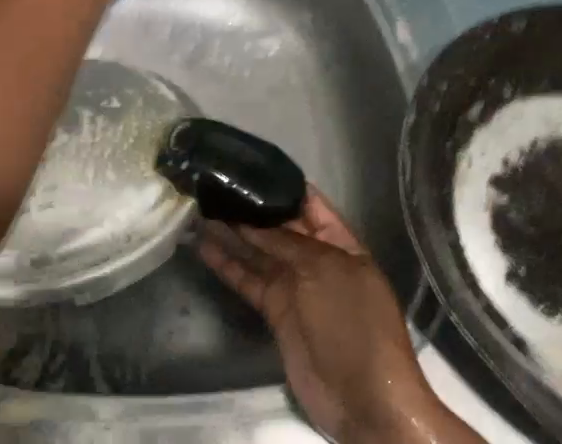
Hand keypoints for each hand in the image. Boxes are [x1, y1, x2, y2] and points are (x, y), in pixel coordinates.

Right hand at [199, 191, 480, 443]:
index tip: (246, 162)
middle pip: (279, 226)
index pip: (310, 205)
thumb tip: (248, 218)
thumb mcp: (324, 272)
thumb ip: (284, 242)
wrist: (363, 399)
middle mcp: (318, 262)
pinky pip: (247, 279)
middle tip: (211, 181)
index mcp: (342, 247)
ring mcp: (295, 288)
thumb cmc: (354, 325)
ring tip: (198, 206)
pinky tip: (201, 245)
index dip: (282, 184)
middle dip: (250, 206)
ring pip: (258, 250)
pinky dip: (226, 263)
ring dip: (232, 231)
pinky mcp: (275, 310)